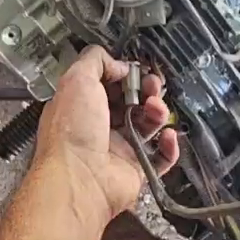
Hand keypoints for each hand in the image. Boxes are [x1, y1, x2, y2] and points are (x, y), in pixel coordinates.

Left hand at [29, 47, 179, 220]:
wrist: (79, 179)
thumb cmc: (70, 133)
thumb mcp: (76, 80)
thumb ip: (95, 61)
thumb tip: (118, 64)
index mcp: (81, 105)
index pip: (108, 84)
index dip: (123, 75)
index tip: (134, 69)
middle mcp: (98, 127)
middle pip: (131, 103)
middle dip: (145, 91)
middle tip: (152, 85)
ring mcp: (118, 149)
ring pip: (147, 126)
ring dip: (158, 112)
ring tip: (156, 107)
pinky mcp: (135, 170)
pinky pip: (160, 158)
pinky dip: (169, 146)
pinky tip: (169, 135)